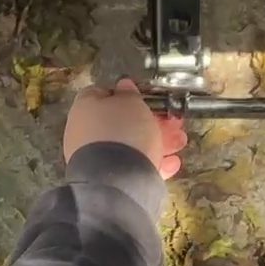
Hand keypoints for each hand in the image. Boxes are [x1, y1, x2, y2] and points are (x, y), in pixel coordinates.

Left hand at [64, 79, 186, 178]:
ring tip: (180, 142)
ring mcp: (96, 159)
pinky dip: (153, 164)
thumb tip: (124, 85)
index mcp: (85, 109)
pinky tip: (171, 164)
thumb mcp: (131, 102)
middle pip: (123, 123)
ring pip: (131, 146)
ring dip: (158, 142)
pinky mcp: (110, 180)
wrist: (115, 179)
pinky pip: (133, 167)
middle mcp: (86, 133)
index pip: (103, 94)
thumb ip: (128, 93)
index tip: (147, 100)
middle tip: (173, 123)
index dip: (127, 95)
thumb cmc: (123, 131)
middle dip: (152, 122)